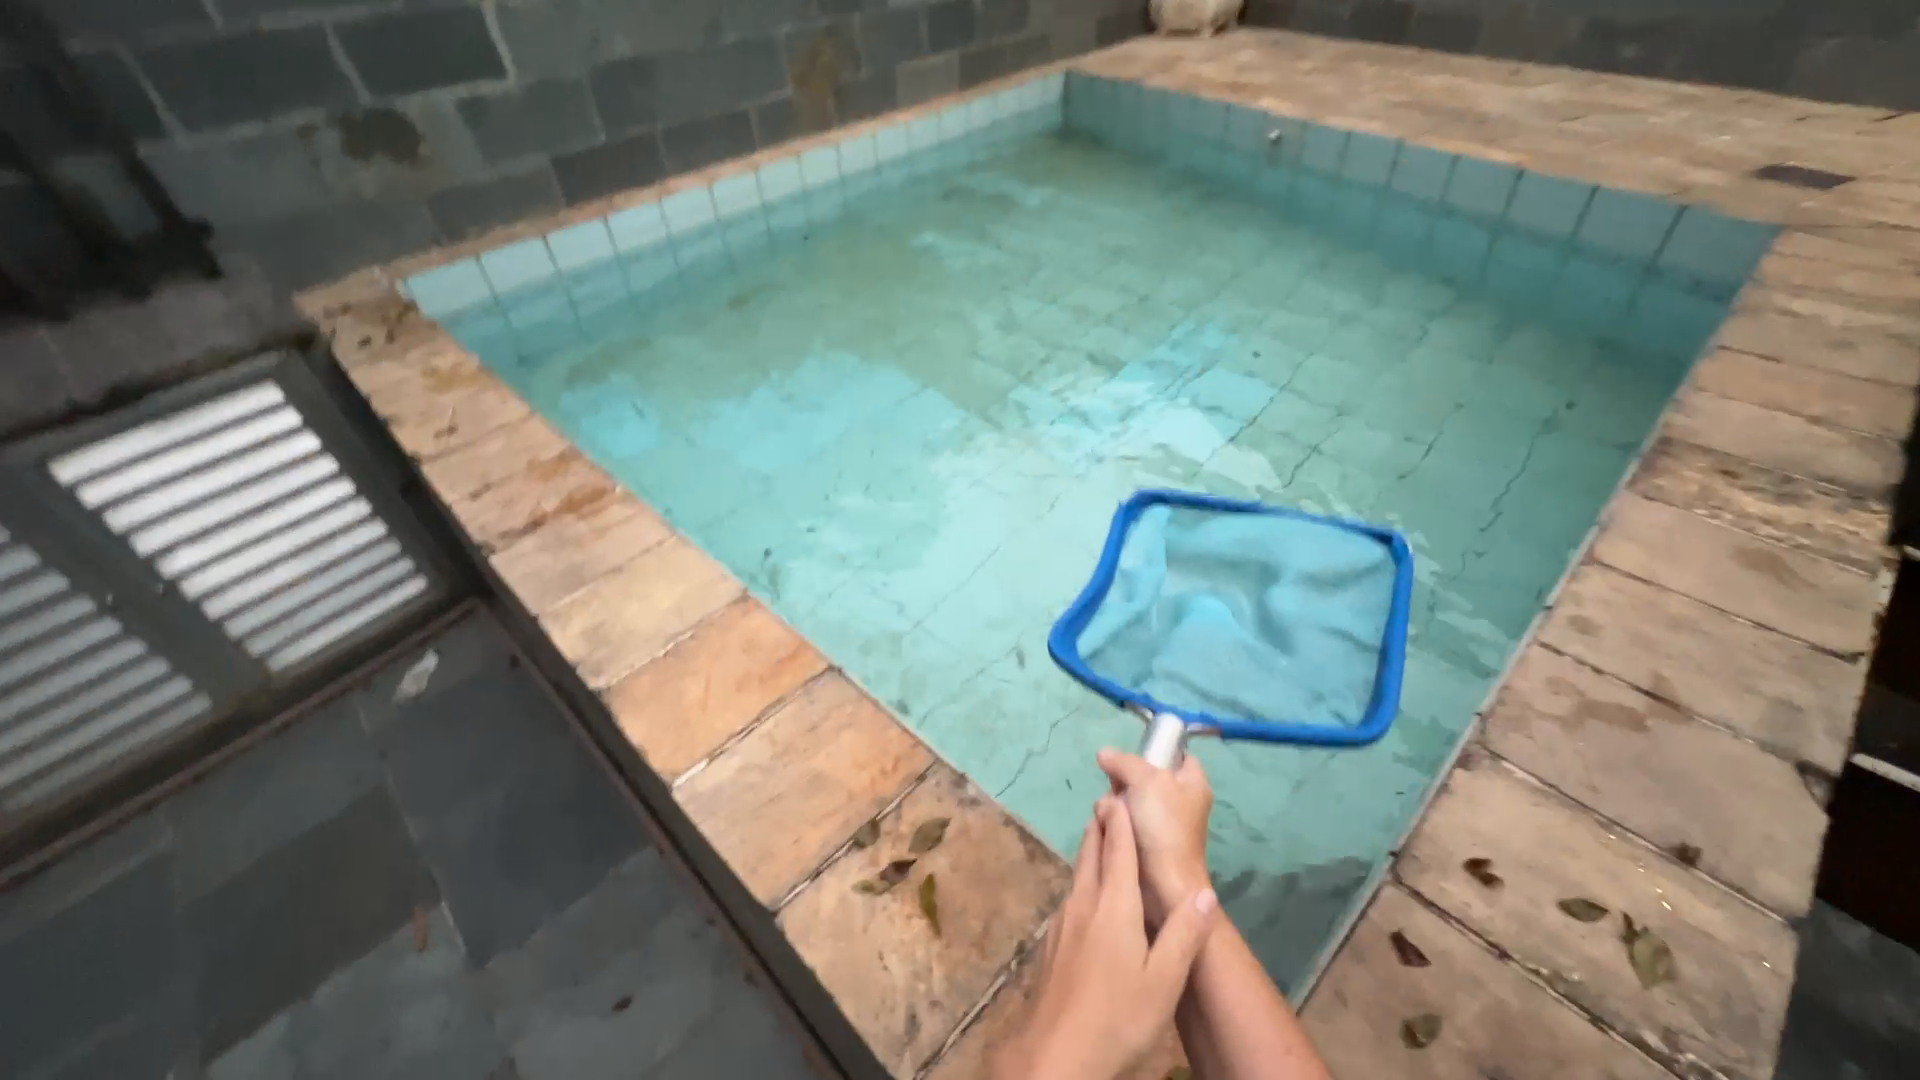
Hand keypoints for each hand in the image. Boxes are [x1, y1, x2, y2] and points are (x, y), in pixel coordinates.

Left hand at [995, 797, 1216, 1079]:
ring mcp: (1062, 923)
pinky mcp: (1050, 944)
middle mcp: (1083, 903)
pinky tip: (1087, 899)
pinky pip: (1069, 897)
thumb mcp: (1165, 981)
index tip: (1120, 793)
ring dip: (1089, 851)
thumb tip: (1205, 889)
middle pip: (1089, 852)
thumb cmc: (1118, 1016)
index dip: (1119, 819)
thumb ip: (1185, 933)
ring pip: (1077, 874)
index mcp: (1113, 906)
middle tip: (1107, 803)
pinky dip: (1082, 881)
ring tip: (1100, 840)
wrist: (1055, 1054)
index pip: (1116, 848)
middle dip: (1099, 825)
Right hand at [1098, 748, 1213, 928]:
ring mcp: (1162, 823)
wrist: (1164, 884)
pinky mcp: (1146, 841)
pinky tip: (1108, 826)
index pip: (1179, 755)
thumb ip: (1124, 762)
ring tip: (1110, 812)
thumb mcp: (1146, 780)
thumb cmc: (1164, 826)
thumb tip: (1104, 753)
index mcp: (1193, 782)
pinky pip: (1125, 821)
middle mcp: (1180, 800)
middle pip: (1146, 776)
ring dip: (1115, 804)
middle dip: (1125, 780)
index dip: (1157, 751)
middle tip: (1117, 787)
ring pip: (1130, 799)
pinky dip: (1114, 822)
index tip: (1134, 756)